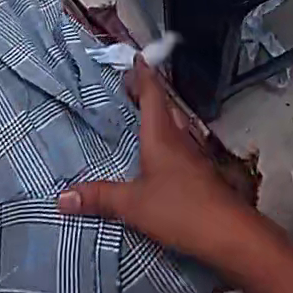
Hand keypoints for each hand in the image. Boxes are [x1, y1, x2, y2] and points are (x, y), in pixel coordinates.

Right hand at [57, 59, 259, 263]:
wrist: (232, 235)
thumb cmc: (182, 208)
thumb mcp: (134, 204)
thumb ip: (100, 198)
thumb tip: (61, 197)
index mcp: (161, 133)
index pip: (152, 93)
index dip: (143, 74)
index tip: (136, 57)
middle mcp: (178, 138)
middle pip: (164, 105)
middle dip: (147, 92)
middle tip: (128, 86)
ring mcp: (193, 156)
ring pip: (174, 124)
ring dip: (159, 114)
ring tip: (141, 114)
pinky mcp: (201, 174)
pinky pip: (180, 144)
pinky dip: (167, 137)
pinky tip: (160, 154)